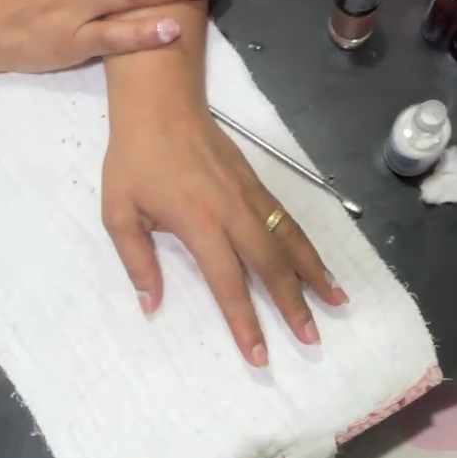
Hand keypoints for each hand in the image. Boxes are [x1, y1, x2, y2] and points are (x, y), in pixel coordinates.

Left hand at [102, 110, 346, 365]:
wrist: (162, 103)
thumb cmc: (135, 159)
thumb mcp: (119, 212)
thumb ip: (137, 261)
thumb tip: (152, 304)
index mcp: (200, 225)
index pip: (228, 284)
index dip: (244, 322)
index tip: (259, 354)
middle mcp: (234, 214)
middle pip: (272, 267)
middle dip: (294, 306)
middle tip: (310, 339)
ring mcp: (251, 197)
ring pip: (290, 242)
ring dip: (314, 275)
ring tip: (337, 303)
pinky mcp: (258, 185)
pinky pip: (289, 222)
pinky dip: (308, 247)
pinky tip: (318, 265)